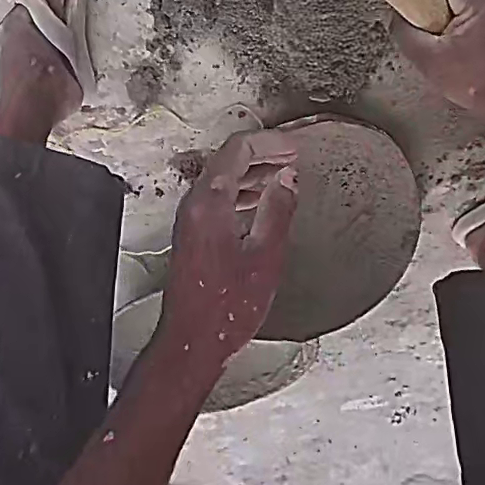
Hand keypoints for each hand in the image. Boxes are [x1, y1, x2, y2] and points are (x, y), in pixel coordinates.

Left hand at [158, 130, 300, 373]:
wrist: (192, 341)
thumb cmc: (227, 306)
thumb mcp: (265, 256)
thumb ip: (278, 210)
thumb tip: (288, 178)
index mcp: (210, 202)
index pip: (238, 150)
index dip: (269, 142)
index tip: (293, 147)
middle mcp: (195, 203)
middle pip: (229, 159)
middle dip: (263, 153)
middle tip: (292, 155)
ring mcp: (191, 217)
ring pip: (223, 177)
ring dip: (254, 171)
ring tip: (284, 174)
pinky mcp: (193, 232)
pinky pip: (218, 196)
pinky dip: (243, 190)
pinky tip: (263, 201)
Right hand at [392, 0, 484, 135]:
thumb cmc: (478, 83)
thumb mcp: (428, 59)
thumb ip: (402, 30)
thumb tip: (392, 12)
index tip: (398, 2)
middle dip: (421, 0)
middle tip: (425, 32)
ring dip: (433, 9)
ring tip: (439, 39)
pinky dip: (445, 14)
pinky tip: (450, 38)